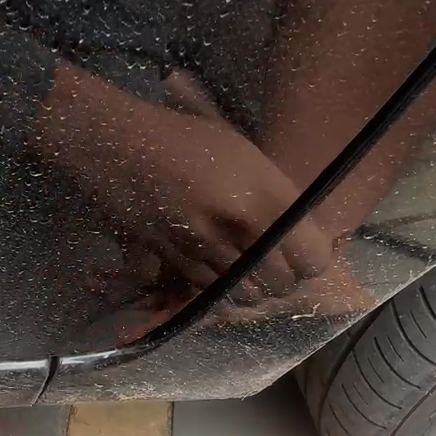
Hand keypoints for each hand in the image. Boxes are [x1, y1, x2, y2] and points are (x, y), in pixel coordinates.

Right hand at [30, 61, 337, 301]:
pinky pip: (212, 292)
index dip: (312, 262)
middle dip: (282, 282)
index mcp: (265, 192)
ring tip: (245, 270)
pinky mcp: (177, 262)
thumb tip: (297, 231)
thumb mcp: (245, 157)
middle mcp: (238, 225)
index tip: (304, 253)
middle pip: (280, 284)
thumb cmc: (187, 141)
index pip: (312, 256)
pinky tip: (215, 268)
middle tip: (274, 267)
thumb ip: (274, 197)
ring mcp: (206, 247)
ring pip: (246, 295)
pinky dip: (219, 289)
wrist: (122, 148)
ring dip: (250, 289)